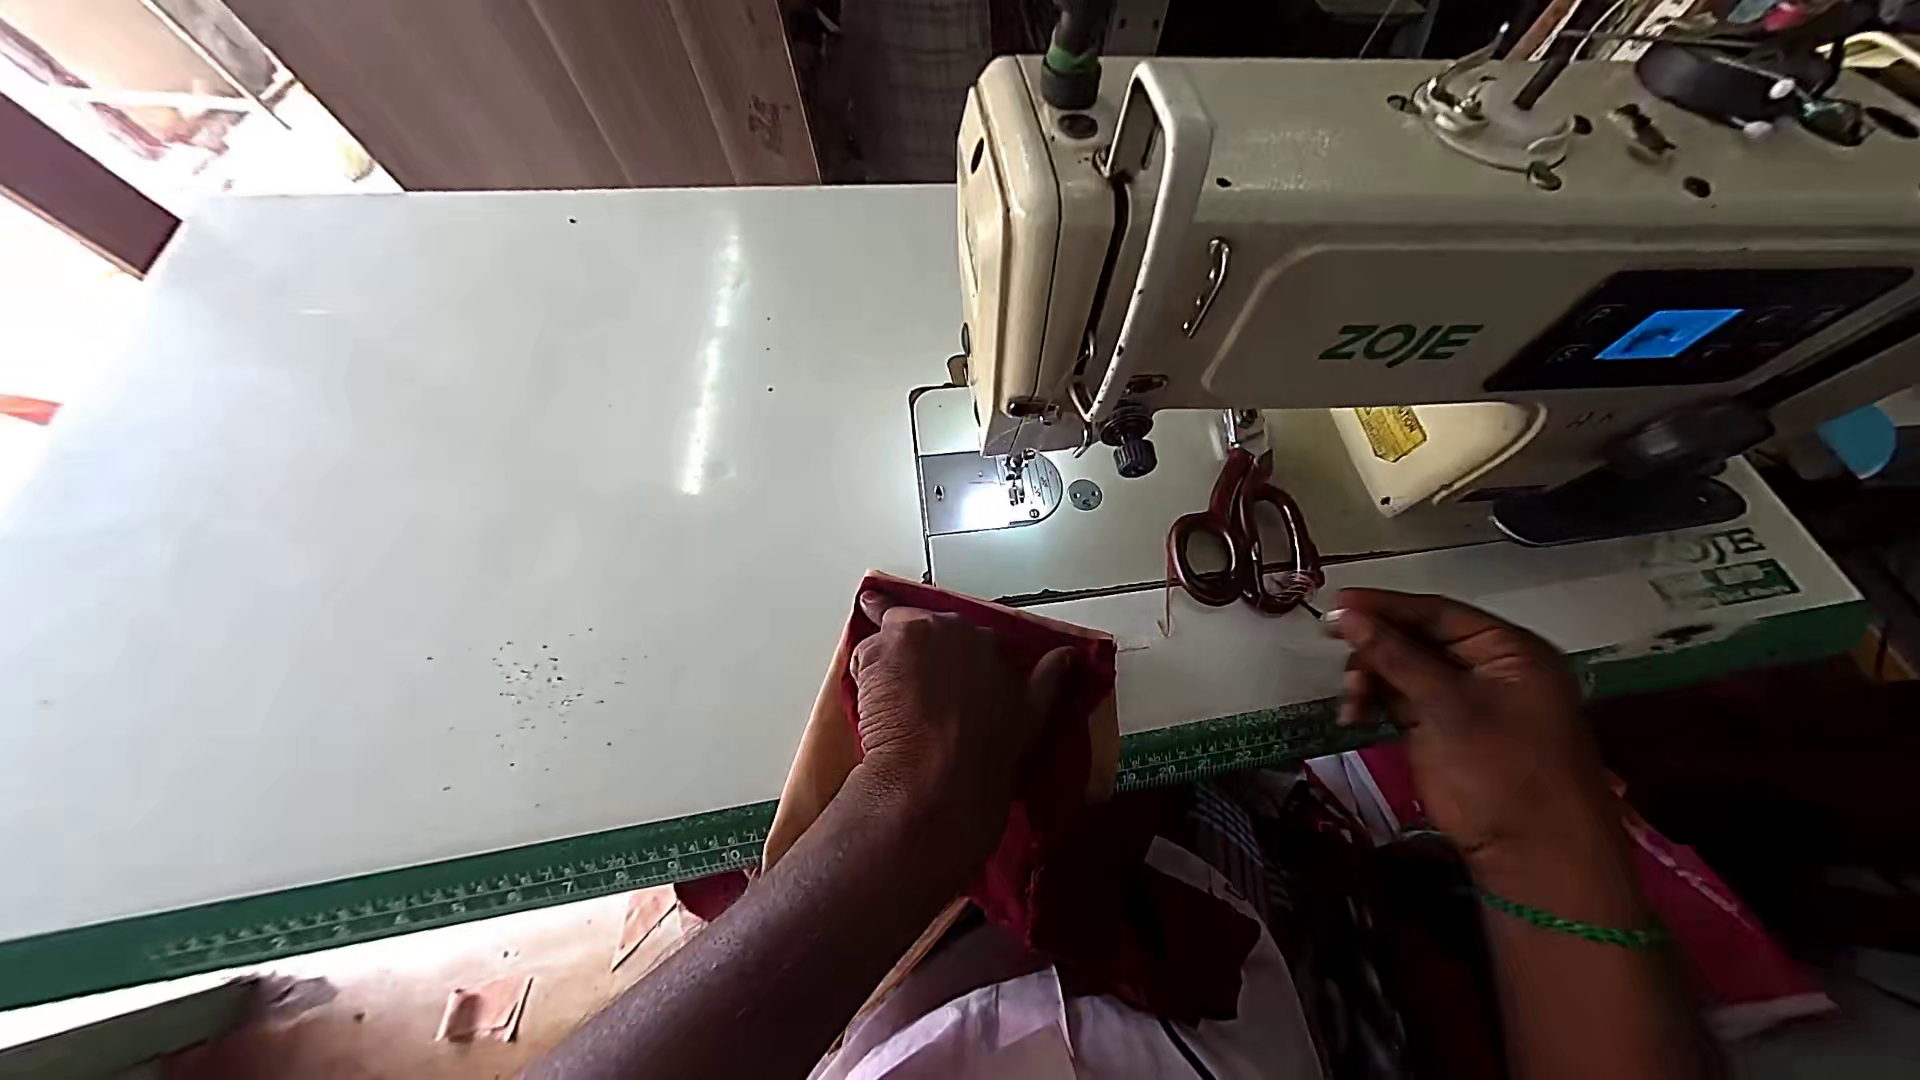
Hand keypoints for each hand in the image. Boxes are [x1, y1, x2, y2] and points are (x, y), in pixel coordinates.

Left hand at [846, 591, 1075, 867]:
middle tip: (916, 694)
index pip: (962, 635)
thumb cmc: (988, 750)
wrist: (938, 777)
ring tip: (892, 703)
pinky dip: (864, 676)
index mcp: (985, 638)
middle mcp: (948, 626)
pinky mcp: (873, 651)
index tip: (945, 682)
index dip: (950, 658)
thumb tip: (1069, 655)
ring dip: (888, 662)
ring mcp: (909, 634)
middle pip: (922, 627)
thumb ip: (1051, 677)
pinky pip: (862, 656)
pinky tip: (873, 706)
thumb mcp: (1033, 713)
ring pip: (889, 638)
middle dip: (917, 652)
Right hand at [1323, 589, 1610, 867]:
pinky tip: (1354, 715)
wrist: (1531, 856)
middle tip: (1332, 646)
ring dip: (1368, 677)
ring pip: (1398, 666)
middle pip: (1413, 637)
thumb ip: (1394, 655)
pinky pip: (1395, 695)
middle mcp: (1485, 667)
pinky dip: (1372, 700)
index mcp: (1508, 652)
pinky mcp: (1438, 724)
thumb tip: (1344, 615)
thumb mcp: (1446, 706)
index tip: (1337, 602)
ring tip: (1351, 700)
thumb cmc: (1501, 770)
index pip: (1437, 612)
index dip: (1386, 605)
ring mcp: (1460, 698)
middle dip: (1373, 647)